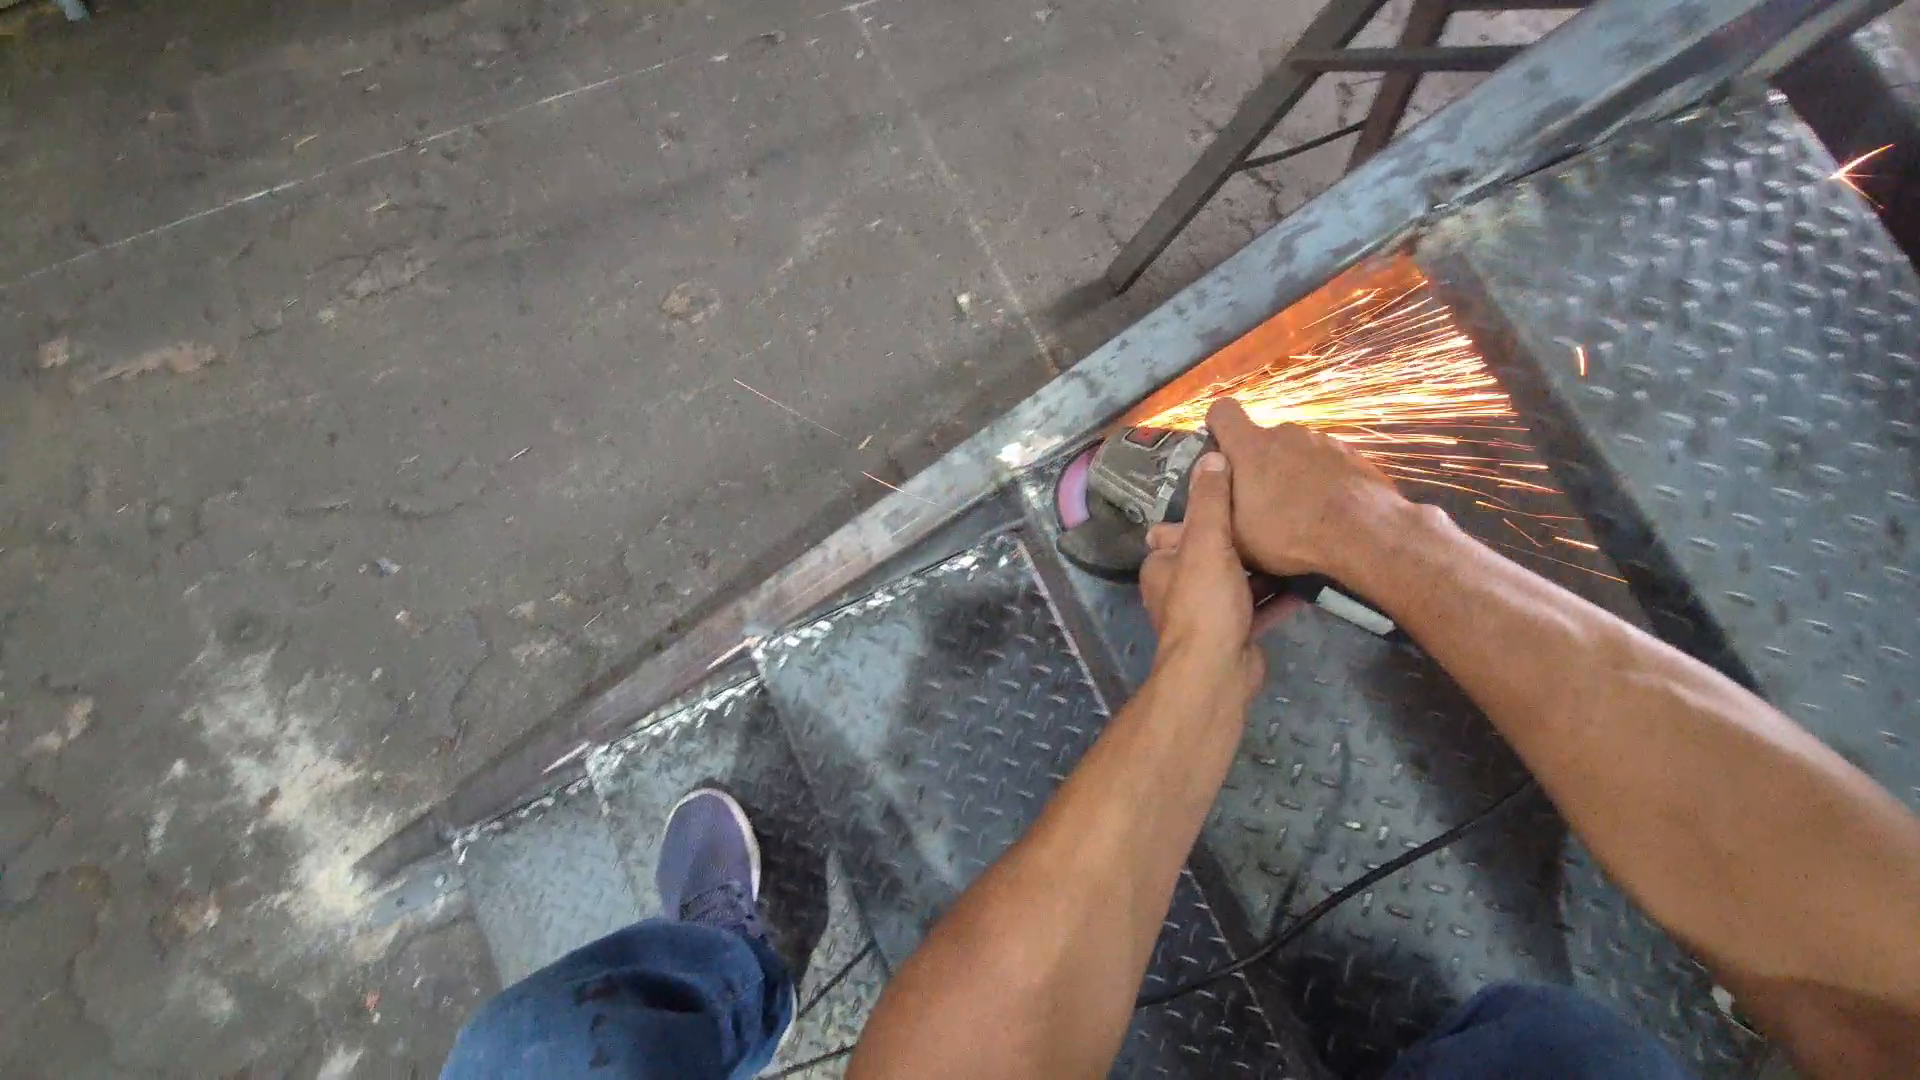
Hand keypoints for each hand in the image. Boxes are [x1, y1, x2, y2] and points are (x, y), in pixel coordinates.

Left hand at [1140, 452, 1289, 700]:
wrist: (1219, 671)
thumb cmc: (1205, 602)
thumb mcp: (1206, 541)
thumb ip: (1210, 500)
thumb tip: (1211, 456)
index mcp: (1162, 565)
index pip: (1181, 529)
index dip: (1208, 512)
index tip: (1241, 494)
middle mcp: (1179, 588)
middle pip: (1215, 554)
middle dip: (1244, 540)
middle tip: (1278, 517)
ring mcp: (1208, 613)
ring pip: (1239, 581)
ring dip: (1265, 568)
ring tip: (1298, 543)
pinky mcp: (1235, 633)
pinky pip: (1258, 607)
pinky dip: (1278, 596)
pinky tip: (1307, 582)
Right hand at [1205, 398, 1407, 577]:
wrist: (1364, 533)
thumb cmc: (1288, 533)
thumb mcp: (1234, 534)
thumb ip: (1213, 506)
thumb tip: (1197, 495)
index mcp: (1250, 448)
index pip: (1223, 412)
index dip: (1217, 426)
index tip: (1220, 451)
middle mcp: (1285, 434)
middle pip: (1261, 440)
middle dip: (1257, 466)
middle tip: (1260, 503)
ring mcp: (1322, 441)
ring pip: (1294, 453)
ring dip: (1291, 475)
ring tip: (1298, 513)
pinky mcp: (1351, 455)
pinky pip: (1324, 464)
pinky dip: (1320, 482)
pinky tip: (1326, 512)